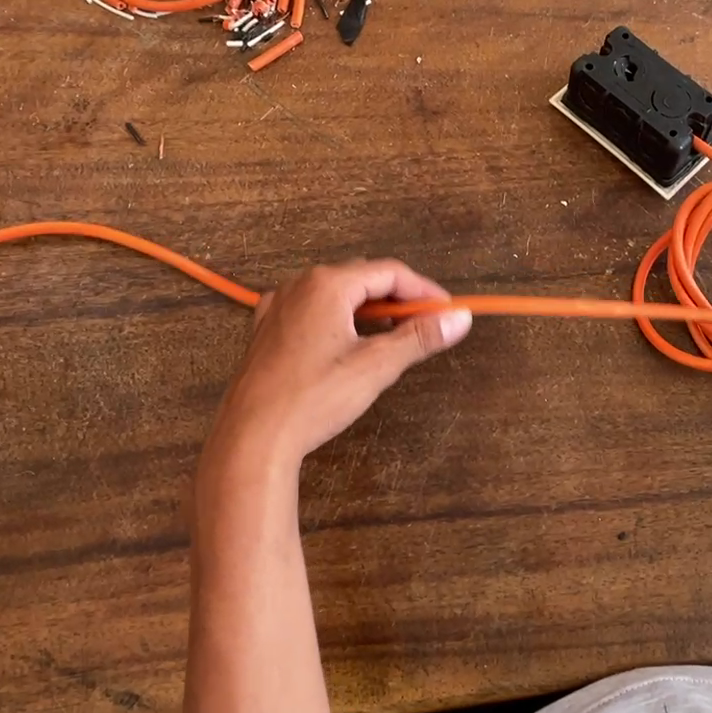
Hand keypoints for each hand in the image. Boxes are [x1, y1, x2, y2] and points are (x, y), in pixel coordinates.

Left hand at [202, 259, 472, 473]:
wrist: (250, 439)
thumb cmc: (314, 399)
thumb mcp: (375, 367)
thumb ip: (420, 338)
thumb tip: (461, 318)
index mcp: (328, 285)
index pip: (390, 273)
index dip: (424, 290)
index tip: (447, 311)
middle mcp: (300, 284)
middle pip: (363, 278)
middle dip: (398, 299)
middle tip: (424, 325)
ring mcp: (278, 305)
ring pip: (337, 293)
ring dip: (370, 309)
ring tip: (392, 338)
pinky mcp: (266, 329)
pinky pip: (313, 309)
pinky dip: (339, 318)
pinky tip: (347, 344)